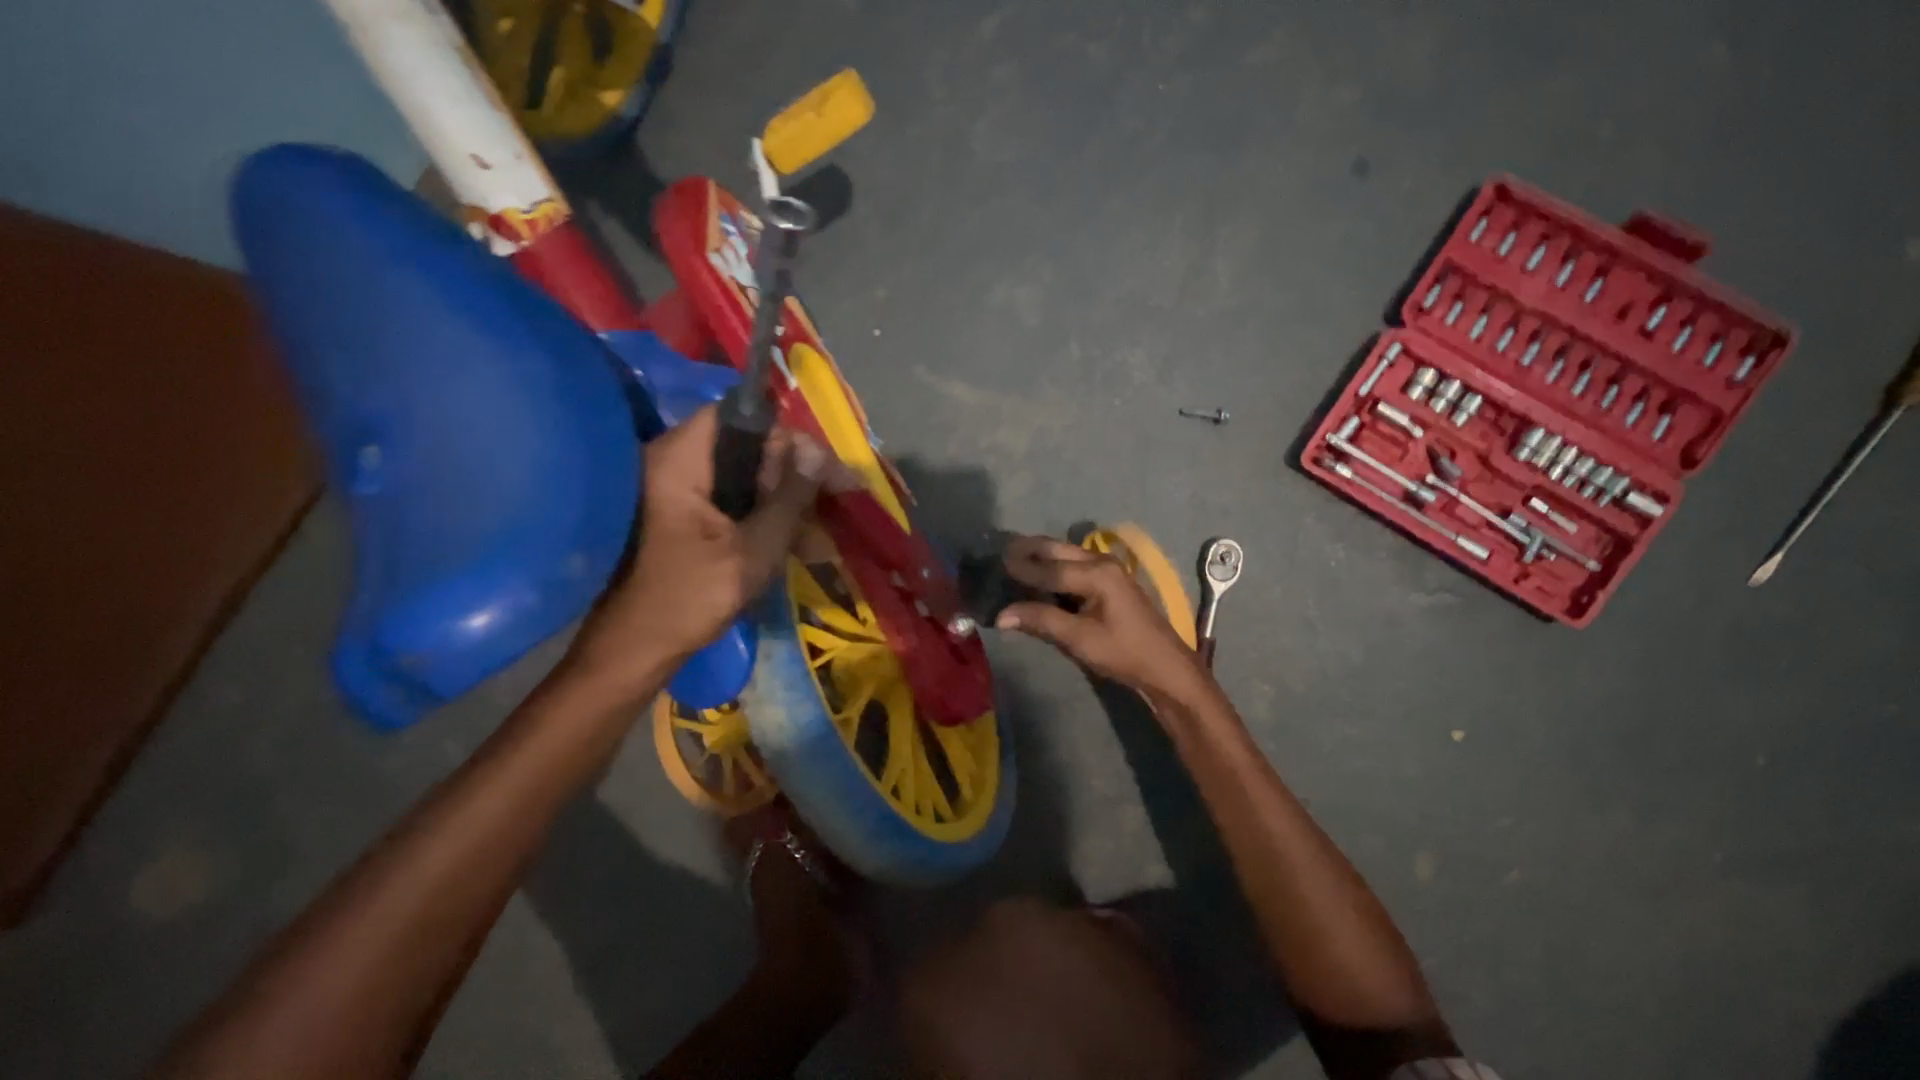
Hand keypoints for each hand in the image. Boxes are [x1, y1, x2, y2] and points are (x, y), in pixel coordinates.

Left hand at [568, 407, 848, 694]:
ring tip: (824, 537)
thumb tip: (816, 450)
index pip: (743, 418)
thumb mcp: (754, 549)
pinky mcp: (682, 519)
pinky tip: (800, 547)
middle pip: (747, 448)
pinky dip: (764, 520)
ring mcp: (676, 492)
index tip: (827, 470)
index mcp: (680, 460)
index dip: (790, 438)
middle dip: (795, 476)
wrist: (634, 652)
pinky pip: (733, 504)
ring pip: (745, 479)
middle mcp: (674, 463)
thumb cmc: (689, 597)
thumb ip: (789, 497)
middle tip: (837, 502)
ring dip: (786, 503)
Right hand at [996, 535, 1209, 700]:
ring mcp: (1109, 569)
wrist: (1165, 666)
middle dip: (1028, 550)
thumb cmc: (1124, 653)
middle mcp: (1102, 562)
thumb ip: (1041, 620)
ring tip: (1012, 559)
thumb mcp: (1079, 639)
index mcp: (1097, 574)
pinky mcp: (1111, 580)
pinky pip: (1075, 564)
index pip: (1049, 569)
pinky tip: (1039, 575)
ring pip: (1066, 554)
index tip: (993, 565)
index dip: (1019, 569)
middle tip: (998, 551)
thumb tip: (1001, 614)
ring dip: (1041, 556)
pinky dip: (1054, 566)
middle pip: (1057, 550)